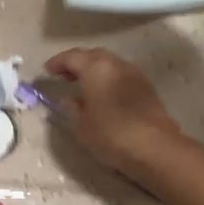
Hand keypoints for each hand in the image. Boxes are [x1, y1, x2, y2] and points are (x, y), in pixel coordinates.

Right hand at [44, 47, 186, 183]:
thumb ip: (72, 109)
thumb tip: (68, 100)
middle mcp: (116, 64)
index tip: (47, 71)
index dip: (57, 62)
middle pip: (93, 56)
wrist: (156, 148)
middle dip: (77, 63)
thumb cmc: (112, 135)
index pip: (72, 57)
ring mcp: (135, 74)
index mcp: (96, 68)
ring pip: (109, 64)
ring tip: (82, 86)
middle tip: (64, 75)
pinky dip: (108, 79)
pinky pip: (121, 76)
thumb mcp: (82, 126)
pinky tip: (103, 95)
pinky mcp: (147, 88)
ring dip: (94, 71)